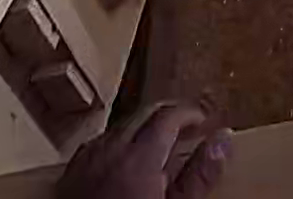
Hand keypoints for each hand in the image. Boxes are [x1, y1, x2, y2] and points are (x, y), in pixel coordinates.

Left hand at [56, 102, 230, 198]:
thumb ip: (199, 176)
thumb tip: (223, 138)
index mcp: (140, 156)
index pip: (171, 114)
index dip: (191, 112)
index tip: (205, 121)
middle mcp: (112, 149)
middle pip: (145, 112)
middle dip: (169, 113)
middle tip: (188, 127)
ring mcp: (87, 162)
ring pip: (121, 125)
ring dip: (144, 125)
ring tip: (160, 143)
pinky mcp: (69, 179)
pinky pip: (98, 144)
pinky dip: (117, 142)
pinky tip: (122, 158)